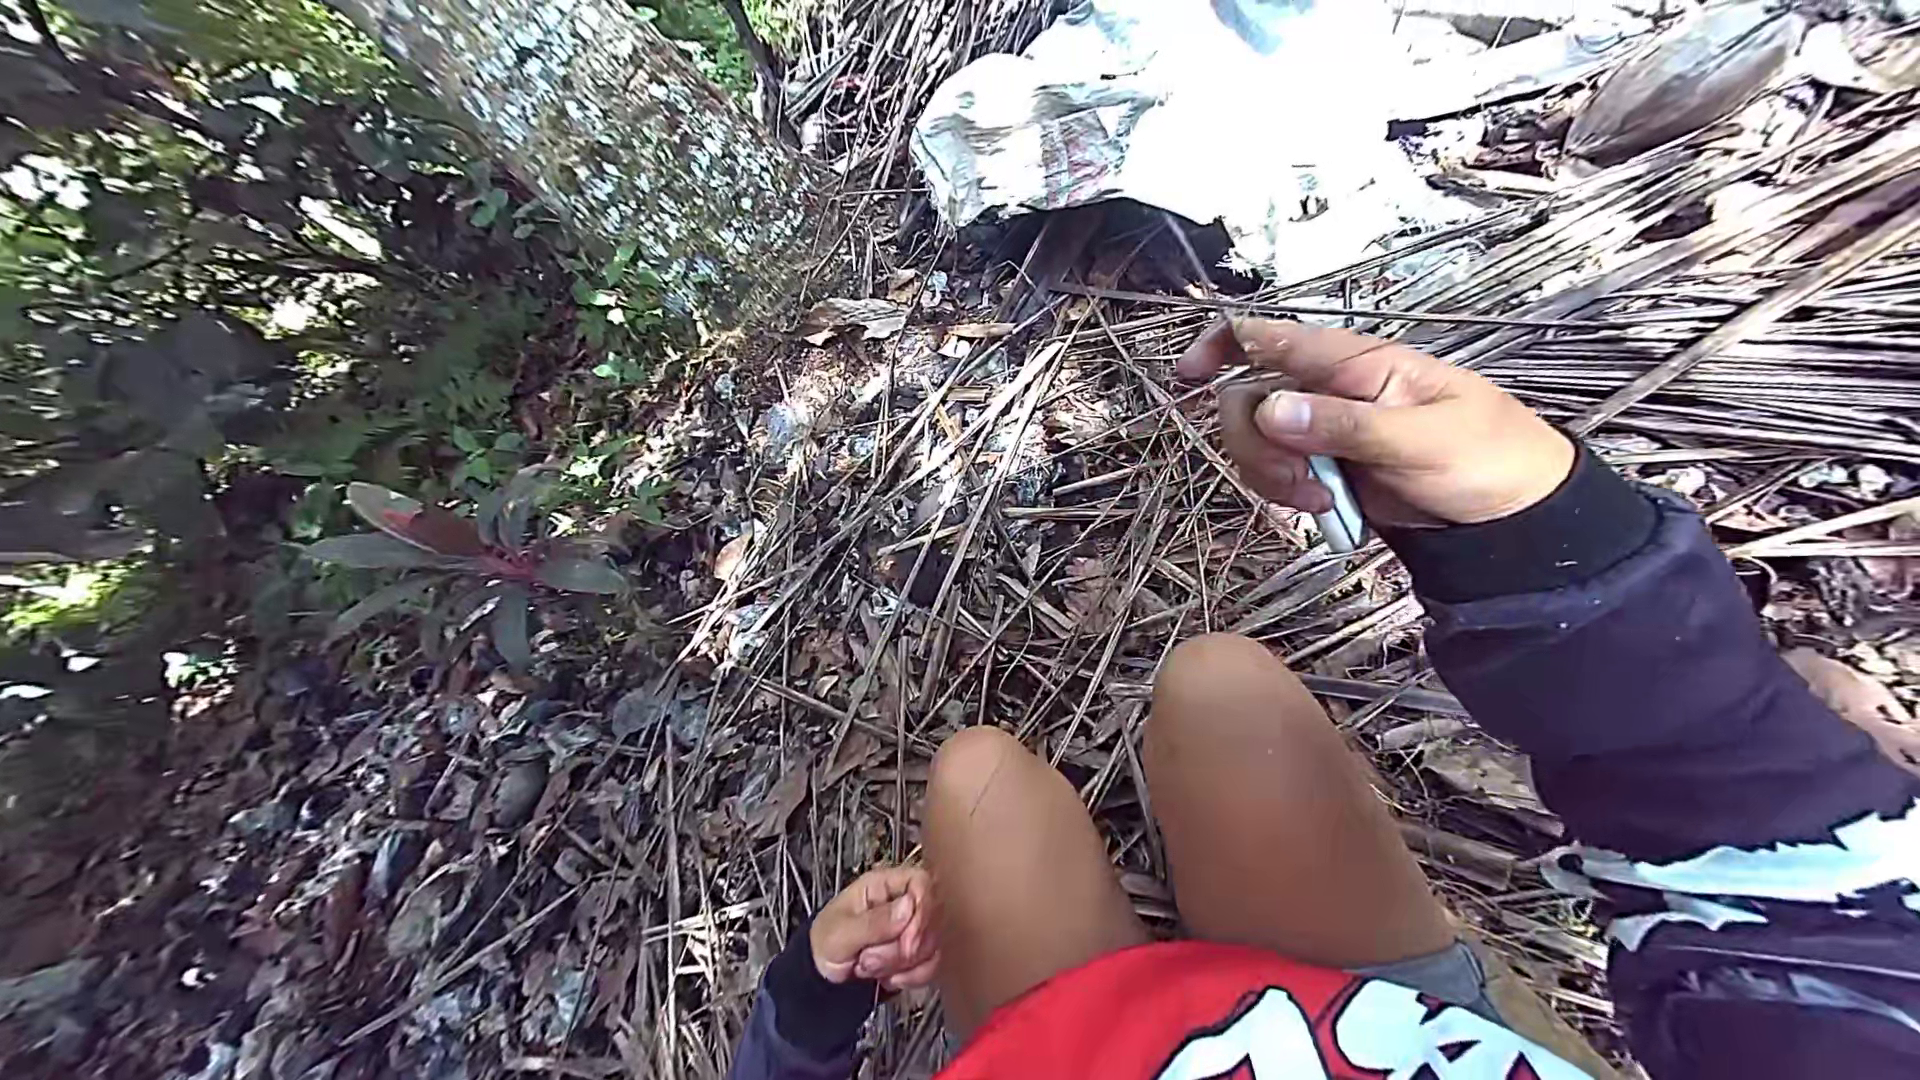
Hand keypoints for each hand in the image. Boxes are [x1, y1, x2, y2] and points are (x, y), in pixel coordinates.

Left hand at [810, 865, 939, 990]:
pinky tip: (888, 978)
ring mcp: (912, 926)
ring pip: (931, 943)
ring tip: (870, 966)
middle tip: (869, 958)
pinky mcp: (917, 951)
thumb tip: (909, 906)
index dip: (922, 909)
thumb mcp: (840, 933)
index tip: (908, 940)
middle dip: (903, 947)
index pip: (921, 882)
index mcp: (883, 884)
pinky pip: (931, 963)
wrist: (821, 979)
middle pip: (931, 916)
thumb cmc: (825, 944)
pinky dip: (912, 977)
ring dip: (902, 965)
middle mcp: (902, 901)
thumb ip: (873, 922)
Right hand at [1175, 318, 1573, 526]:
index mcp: (1354, 364)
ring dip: (1271, 475)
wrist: (1501, 517)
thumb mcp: (1422, 439)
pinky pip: (1269, 470)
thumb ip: (1345, 423)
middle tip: (1296, 480)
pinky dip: (1281, 492)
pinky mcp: (1314, 465)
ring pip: (1252, 441)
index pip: (1273, 337)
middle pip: (1246, 401)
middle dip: (1256, 445)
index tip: (1189, 374)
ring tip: (1317, 499)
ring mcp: (1316, 430)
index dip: (1222, 345)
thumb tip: (1271, 409)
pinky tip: (1320, 505)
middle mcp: (1324, 391)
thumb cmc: (1484, 458)